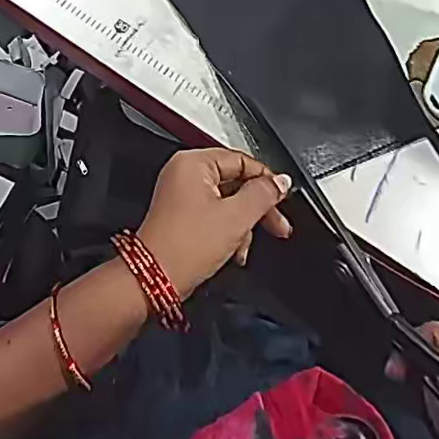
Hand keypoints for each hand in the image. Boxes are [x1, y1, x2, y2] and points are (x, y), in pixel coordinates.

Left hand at [134, 148, 291, 297]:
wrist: (156, 278)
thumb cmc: (184, 246)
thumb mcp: (236, 217)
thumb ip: (263, 195)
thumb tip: (280, 182)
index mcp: (193, 163)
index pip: (241, 160)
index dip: (267, 181)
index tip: (282, 198)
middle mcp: (184, 173)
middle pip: (235, 182)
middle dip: (257, 209)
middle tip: (277, 225)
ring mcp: (181, 194)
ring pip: (228, 202)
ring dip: (242, 226)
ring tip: (243, 246)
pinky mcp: (181, 215)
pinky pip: (214, 215)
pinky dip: (228, 231)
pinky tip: (233, 251)